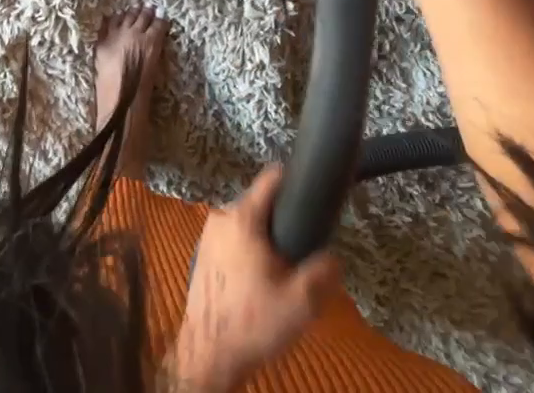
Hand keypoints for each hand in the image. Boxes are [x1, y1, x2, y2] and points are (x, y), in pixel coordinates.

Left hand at [164, 166, 342, 392]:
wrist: (208, 354)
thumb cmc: (253, 321)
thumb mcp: (301, 302)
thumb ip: (323, 271)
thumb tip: (332, 256)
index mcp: (242, 217)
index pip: (272, 178)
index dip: (295, 182)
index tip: (313, 195)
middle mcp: (221, 217)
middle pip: (260, 204)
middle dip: (282, 222)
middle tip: (300, 250)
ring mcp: (207, 235)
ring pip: (246, 224)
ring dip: (264, 240)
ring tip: (281, 271)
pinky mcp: (202, 254)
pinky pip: (232, 240)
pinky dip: (248, 252)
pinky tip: (258, 281)